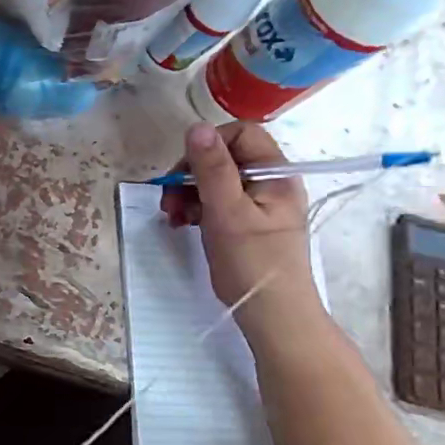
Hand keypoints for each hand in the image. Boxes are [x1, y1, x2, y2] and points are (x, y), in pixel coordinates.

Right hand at [160, 123, 316, 310]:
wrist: (275, 318)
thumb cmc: (252, 262)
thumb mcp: (227, 211)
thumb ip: (212, 168)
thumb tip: (196, 126)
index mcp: (275, 174)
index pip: (241, 134)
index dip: (209, 145)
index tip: (185, 171)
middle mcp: (270, 184)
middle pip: (225, 158)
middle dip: (191, 173)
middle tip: (169, 199)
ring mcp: (260, 206)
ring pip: (217, 181)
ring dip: (189, 193)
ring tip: (173, 216)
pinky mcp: (248, 225)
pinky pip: (218, 202)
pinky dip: (197, 209)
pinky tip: (183, 224)